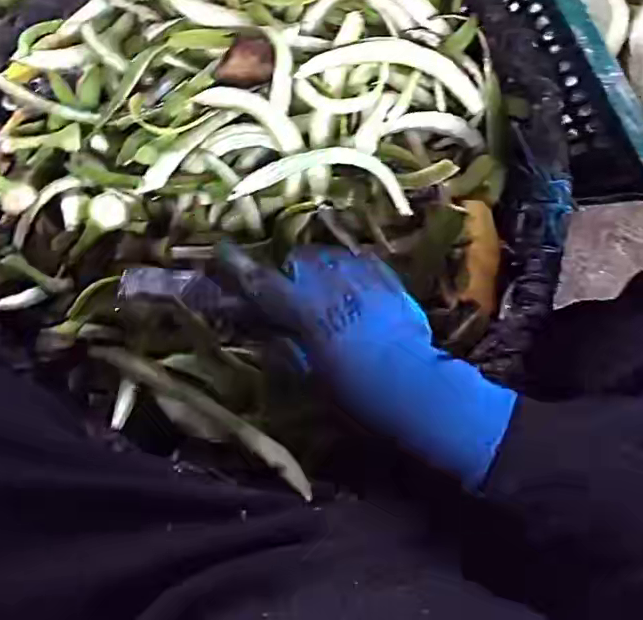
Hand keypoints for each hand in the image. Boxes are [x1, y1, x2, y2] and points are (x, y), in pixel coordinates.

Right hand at [218, 245, 516, 488]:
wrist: (420, 389)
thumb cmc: (357, 392)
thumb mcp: (310, 375)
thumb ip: (283, 344)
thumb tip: (264, 327)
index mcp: (303, 308)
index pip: (261, 282)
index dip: (238, 266)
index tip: (222, 250)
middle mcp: (328, 281)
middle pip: (297, 259)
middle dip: (289, 270)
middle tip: (292, 291)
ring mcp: (360, 274)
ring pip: (328, 255)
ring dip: (320, 267)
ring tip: (326, 286)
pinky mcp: (387, 277)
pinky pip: (360, 260)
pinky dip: (351, 269)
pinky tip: (354, 283)